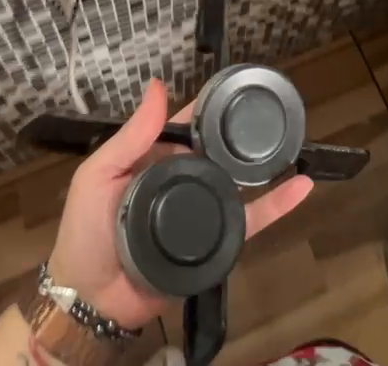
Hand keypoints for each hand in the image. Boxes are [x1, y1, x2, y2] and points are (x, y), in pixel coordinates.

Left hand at [47, 78, 315, 328]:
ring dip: (265, 165)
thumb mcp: (99, 175)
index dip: (211, 108)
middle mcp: (183, 179)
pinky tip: (301, 186)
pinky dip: (278, 205)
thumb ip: (131, 136)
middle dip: (242, 135)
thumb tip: (158, 86)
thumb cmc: (86, 232)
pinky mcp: (216, 241)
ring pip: (240, 182)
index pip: (189, 125)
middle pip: (219, 151)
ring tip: (292, 145)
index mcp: (156, 158)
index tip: (237, 90)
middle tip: (272, 117)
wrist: (92, 300)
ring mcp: (202, 210)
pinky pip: (251, 221)